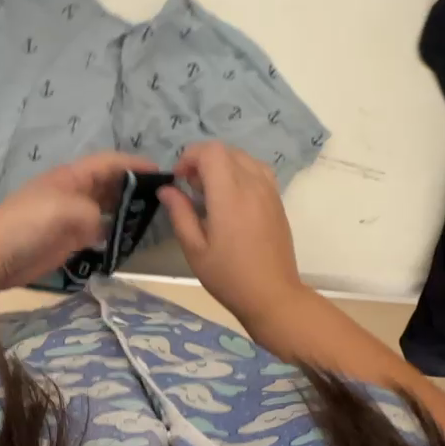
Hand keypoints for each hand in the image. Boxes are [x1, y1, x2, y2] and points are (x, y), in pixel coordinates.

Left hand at [0, 150, 157, 290]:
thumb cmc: (28, 225)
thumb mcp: (67, 211)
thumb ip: (93, 214)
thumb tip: (101, 226)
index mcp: (71, 177)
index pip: (108, 163)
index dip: (134, 164)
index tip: (161, 172)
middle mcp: (73, 193)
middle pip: (109, 184)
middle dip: (133, 187)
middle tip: (162, 199)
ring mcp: (70, 218)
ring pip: (104, 208)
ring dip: (125, 211)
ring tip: (151, 218)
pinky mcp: (67, 240)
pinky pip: (96, 232)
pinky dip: (111, 233)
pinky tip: (127, 239)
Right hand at [158, 142, 307, 322]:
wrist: (271, 295)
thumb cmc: (228, 277)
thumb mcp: (195, 249)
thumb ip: (180, 214)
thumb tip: (167, 189)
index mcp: (230, 195)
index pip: (210, 152)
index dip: (190, 157)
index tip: (178, 180)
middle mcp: (253, 184)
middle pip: (227, 151)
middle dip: (203, 161)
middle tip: (190, 189)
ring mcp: (269, 191)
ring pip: (243, 158)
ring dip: (222, 166)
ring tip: (210, 193)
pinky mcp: (277, 200)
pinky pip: (257, 172)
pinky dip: (239, 174)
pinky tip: (230, 200)